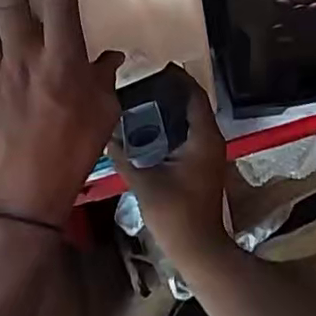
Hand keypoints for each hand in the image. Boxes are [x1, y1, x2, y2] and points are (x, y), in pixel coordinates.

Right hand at [110, 73, 232, 265]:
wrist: (199, 250)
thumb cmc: (175, 213)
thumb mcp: (143, 181)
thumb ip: (122, 155)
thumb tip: (104, 132)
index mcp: (202, 137)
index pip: (194, 94)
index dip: (177, 76)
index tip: (153, 65)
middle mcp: (211, 140)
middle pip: (193, 102)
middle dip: (170, 88)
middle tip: (141, 78)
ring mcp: (209, 153)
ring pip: (192, 117)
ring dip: (172, 104)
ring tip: (141, 94)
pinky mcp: (203, 164)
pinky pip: (190, 131)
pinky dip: (173, 121)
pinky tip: (149, 123)